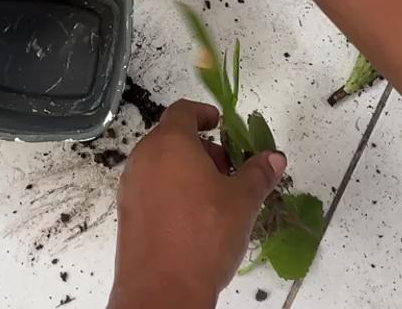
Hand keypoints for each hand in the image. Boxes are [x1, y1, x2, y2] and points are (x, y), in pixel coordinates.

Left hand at [108, 100, 287, 308]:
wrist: (162, 292)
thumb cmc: (203, 236)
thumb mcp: (242, 202)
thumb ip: (258, 174)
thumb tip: (274, 157)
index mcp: (170, 143)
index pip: (183, 111)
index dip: (203, 113)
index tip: (219, 124)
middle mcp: (144, 157)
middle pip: (172, 138)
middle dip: (201, 148)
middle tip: (226, 170)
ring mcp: (131, 186)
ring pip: (160, 164)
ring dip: (185, 171)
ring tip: (213, 199)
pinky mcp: (127, 213)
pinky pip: (150, 189)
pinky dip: (170, 192)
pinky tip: (192, 220)